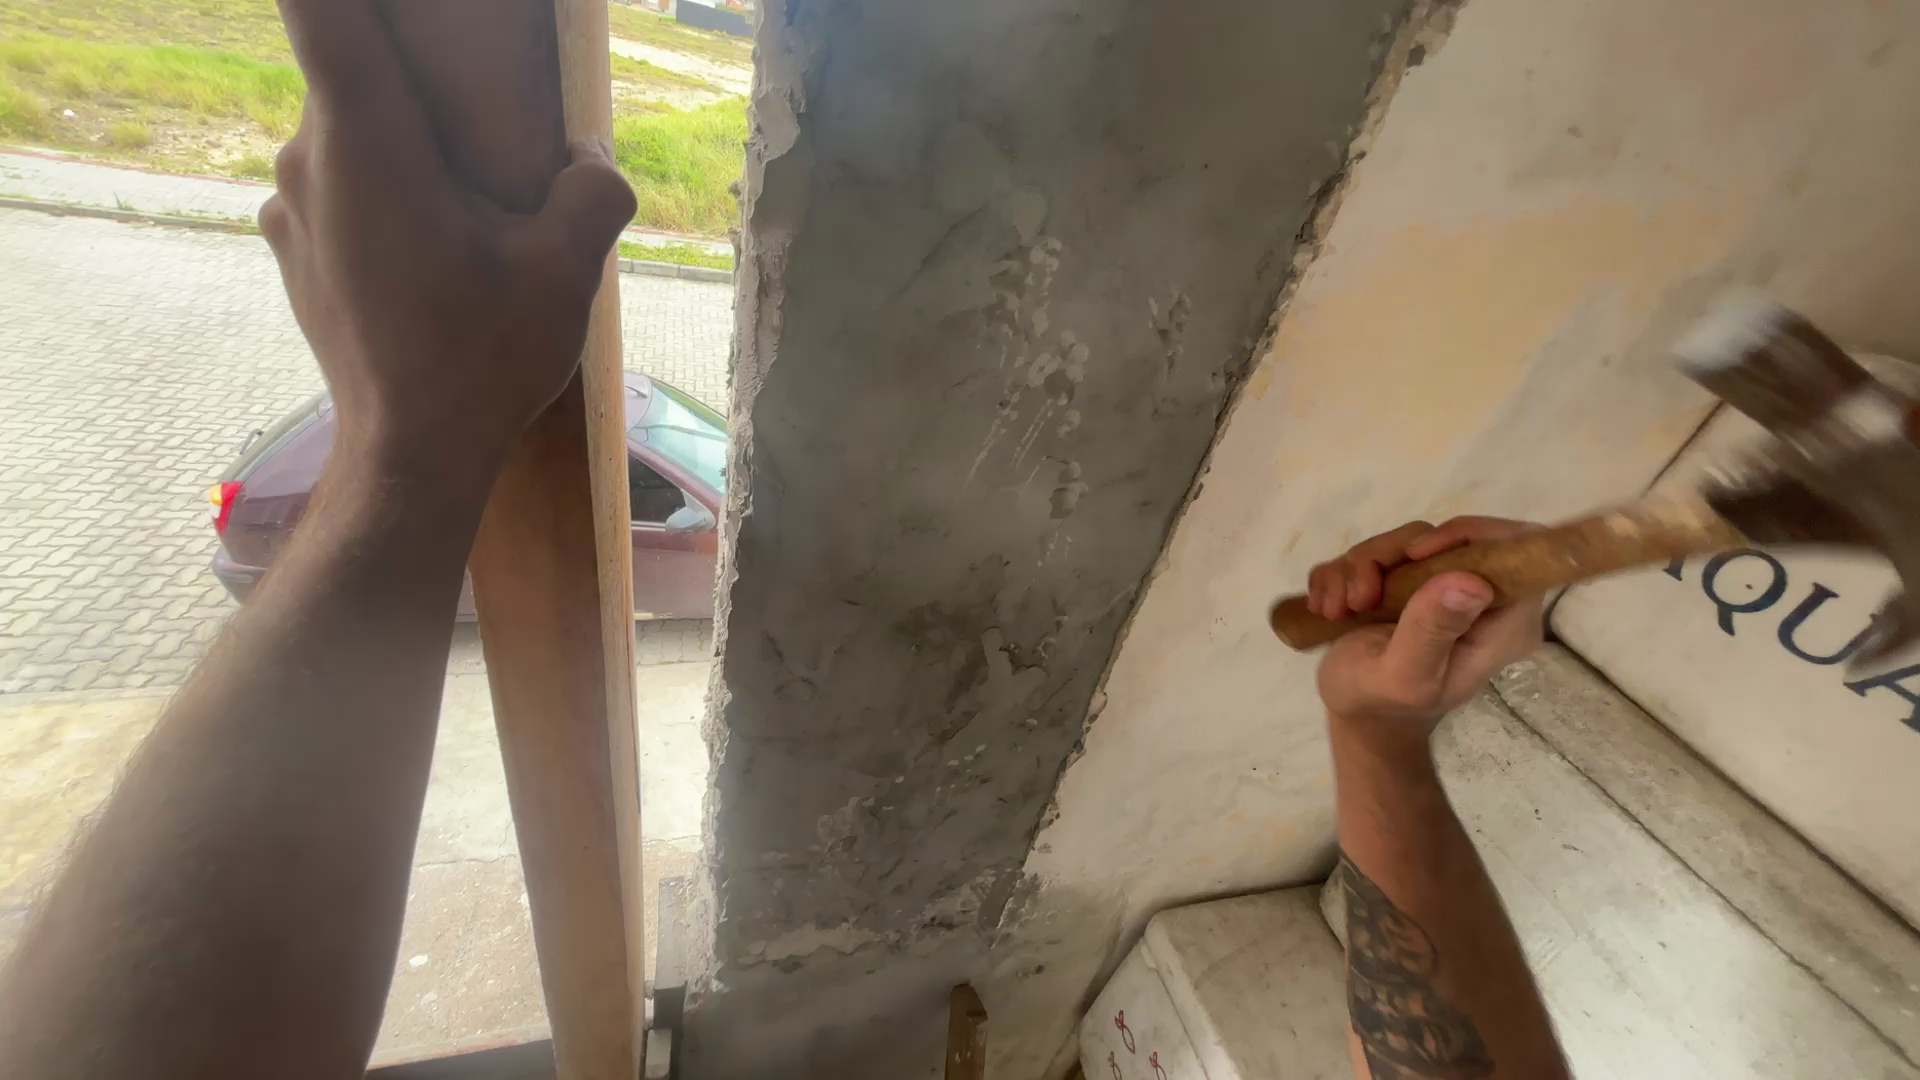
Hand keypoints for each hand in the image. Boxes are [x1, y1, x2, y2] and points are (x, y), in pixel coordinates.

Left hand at [262, 0, 635, 491]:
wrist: (419, 448)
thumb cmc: (488, 355)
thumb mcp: (569, 274)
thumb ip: (594, 195)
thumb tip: (590, 156)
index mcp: (368, 145)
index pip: (324, 7)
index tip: (419, 16)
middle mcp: (306, 160)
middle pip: (355, 78)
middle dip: (425, 97)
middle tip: (495, 159)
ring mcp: (289, 210)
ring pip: (351, 143)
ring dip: (411, 161)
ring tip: (473, 232)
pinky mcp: (293, 252)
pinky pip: (342, 196)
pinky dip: (388, 205)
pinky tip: (435, 270)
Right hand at [1311, 518, 1544, 741]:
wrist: (1356, 712)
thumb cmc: (1383, 702)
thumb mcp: (1405, 675)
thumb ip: (1432, 630)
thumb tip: (1470, 581)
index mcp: (1501, 622)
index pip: (1516, 548)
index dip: (1469, 536)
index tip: (1415, 555)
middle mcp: (1476, 596)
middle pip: (1438, 539)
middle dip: (1382, 560)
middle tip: (1356, 600)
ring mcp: (1436, 586)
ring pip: (1396, 544)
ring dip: (1352, 571)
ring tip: (1335, 611)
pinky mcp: (1401, 581)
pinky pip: (1367, 554)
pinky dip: (1338, 576)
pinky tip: (1327, 608)